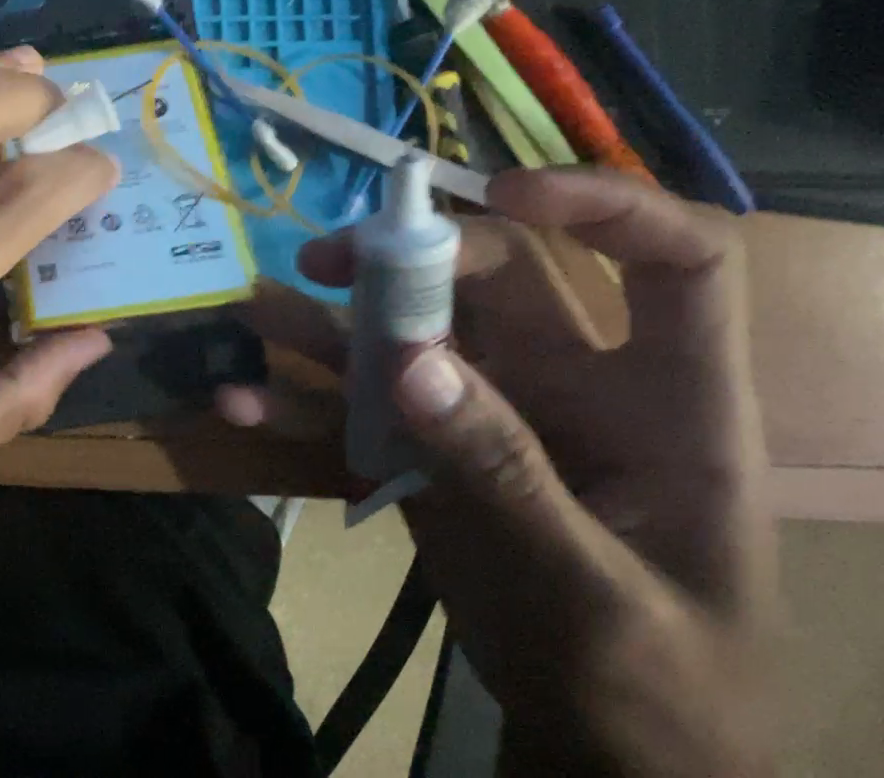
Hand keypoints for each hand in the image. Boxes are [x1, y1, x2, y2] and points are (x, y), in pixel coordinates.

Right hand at [230, 169, 777, 774]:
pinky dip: (297, 404)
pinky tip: (239, 406)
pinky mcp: (428, 455)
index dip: (603, 207)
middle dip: (415, 258)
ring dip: (330, 322)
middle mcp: (572, 387)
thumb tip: (409, 364)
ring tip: (255, 316)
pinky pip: (357, 410)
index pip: (673, 265)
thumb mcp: (588, 590)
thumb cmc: (652, 682)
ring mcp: (489, 418)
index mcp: (666, 403)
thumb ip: (502, 472)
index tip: (500, 191)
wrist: (605, 753)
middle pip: (500, 281)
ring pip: (408, 336)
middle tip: (326, 262)